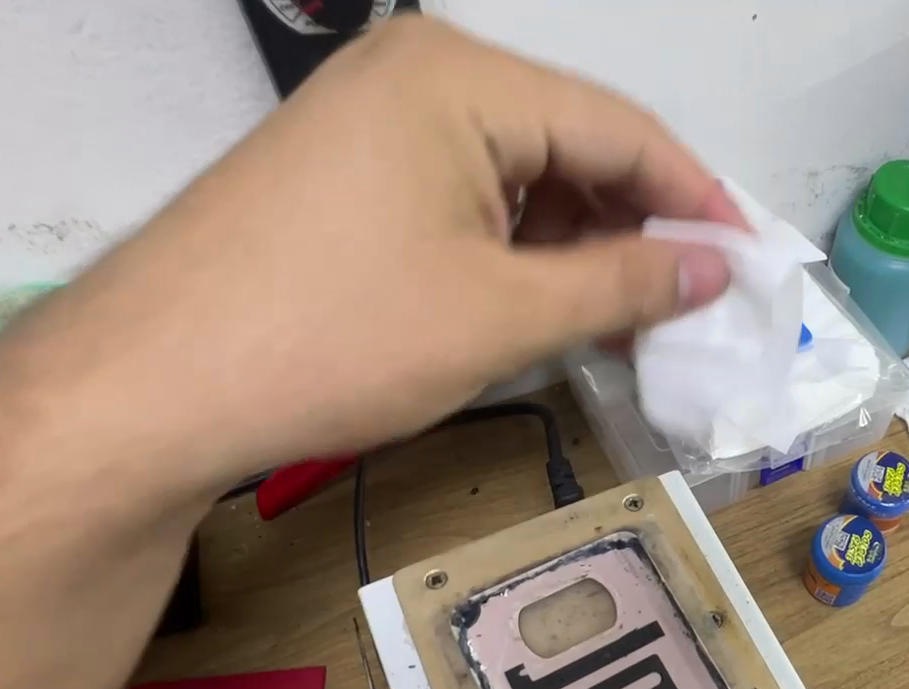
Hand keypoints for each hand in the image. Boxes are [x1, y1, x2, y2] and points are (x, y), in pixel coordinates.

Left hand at [0, 14, 743, 500]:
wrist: (158, 388)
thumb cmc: (344, 337)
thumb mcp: (507, 314)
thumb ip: (625, 284)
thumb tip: (715, 269)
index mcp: (464, 79)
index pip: (621, 130)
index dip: (697, 199)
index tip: (750, 257)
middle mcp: (425, 79)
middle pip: (576, 150)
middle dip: (642, 231)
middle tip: (698, 302)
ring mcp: (385, 129)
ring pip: (530, 186)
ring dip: (590, 254)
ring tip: (640, 323)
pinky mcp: (363, 183)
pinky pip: (481, 209)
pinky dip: (533, 261)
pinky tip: (566, 311)